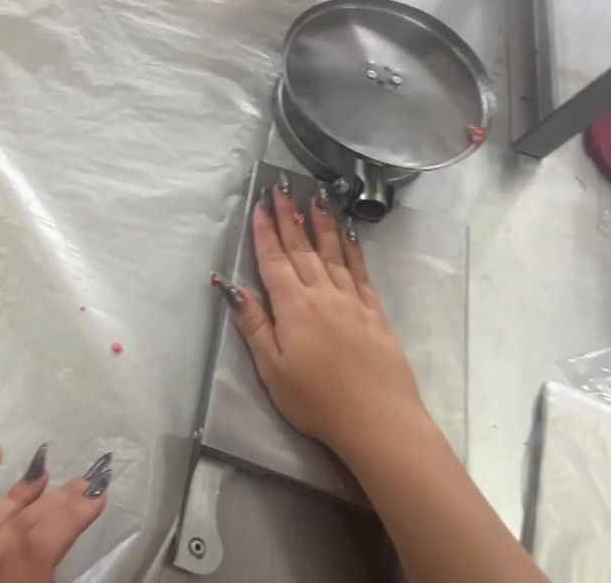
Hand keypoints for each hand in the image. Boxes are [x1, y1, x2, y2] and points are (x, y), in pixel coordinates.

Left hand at [0, 435, 110, 582]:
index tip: (99, 495)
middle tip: (87, 481)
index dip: (73, 515)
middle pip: (23, 524)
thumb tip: (71, 574)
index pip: (43, 539)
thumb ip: (51, 582)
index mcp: (13, 581)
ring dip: (24, 493)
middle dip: (58, 502)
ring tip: (48, 472)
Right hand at [218, 184, 434, 462]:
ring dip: (321, 223)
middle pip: (301, 247)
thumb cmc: (317, 400)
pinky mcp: (374, 313)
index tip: (259, 204)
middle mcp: (322, 293)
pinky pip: (360, 272)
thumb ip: (253, 325)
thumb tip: (230, 287)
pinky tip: (350, 236)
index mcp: (293, 306)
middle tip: (281, 188)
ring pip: (333, 252)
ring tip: (315, 198)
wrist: (380, 421)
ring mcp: (351, 301)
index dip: (264, 230)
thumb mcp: (272, 369)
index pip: (274, 259)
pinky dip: (353, 250)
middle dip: (288, 216)